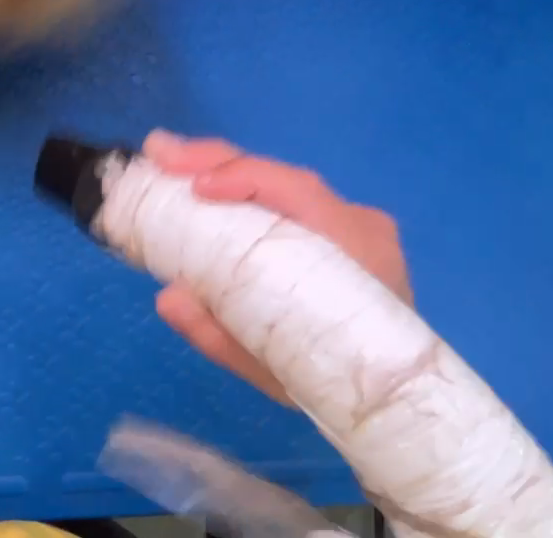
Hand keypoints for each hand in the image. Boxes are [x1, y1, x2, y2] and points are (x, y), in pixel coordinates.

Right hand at [143, 130, 410, 403]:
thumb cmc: (335, 381)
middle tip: (156, 153)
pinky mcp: (334, 227)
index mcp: (355, 252)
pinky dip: (237, 188)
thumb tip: (166, 298)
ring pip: (278, 183)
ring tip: (165, 163)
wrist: (396, 398)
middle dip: (213, 161)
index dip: (242, 178)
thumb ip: (222, 336)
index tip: (195, 187)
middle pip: (281, 177)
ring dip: (219, 171)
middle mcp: (356, 224)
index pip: (298, 192)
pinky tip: (198, 186)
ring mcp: (349, 222)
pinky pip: (281, 197)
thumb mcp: (275, 371)